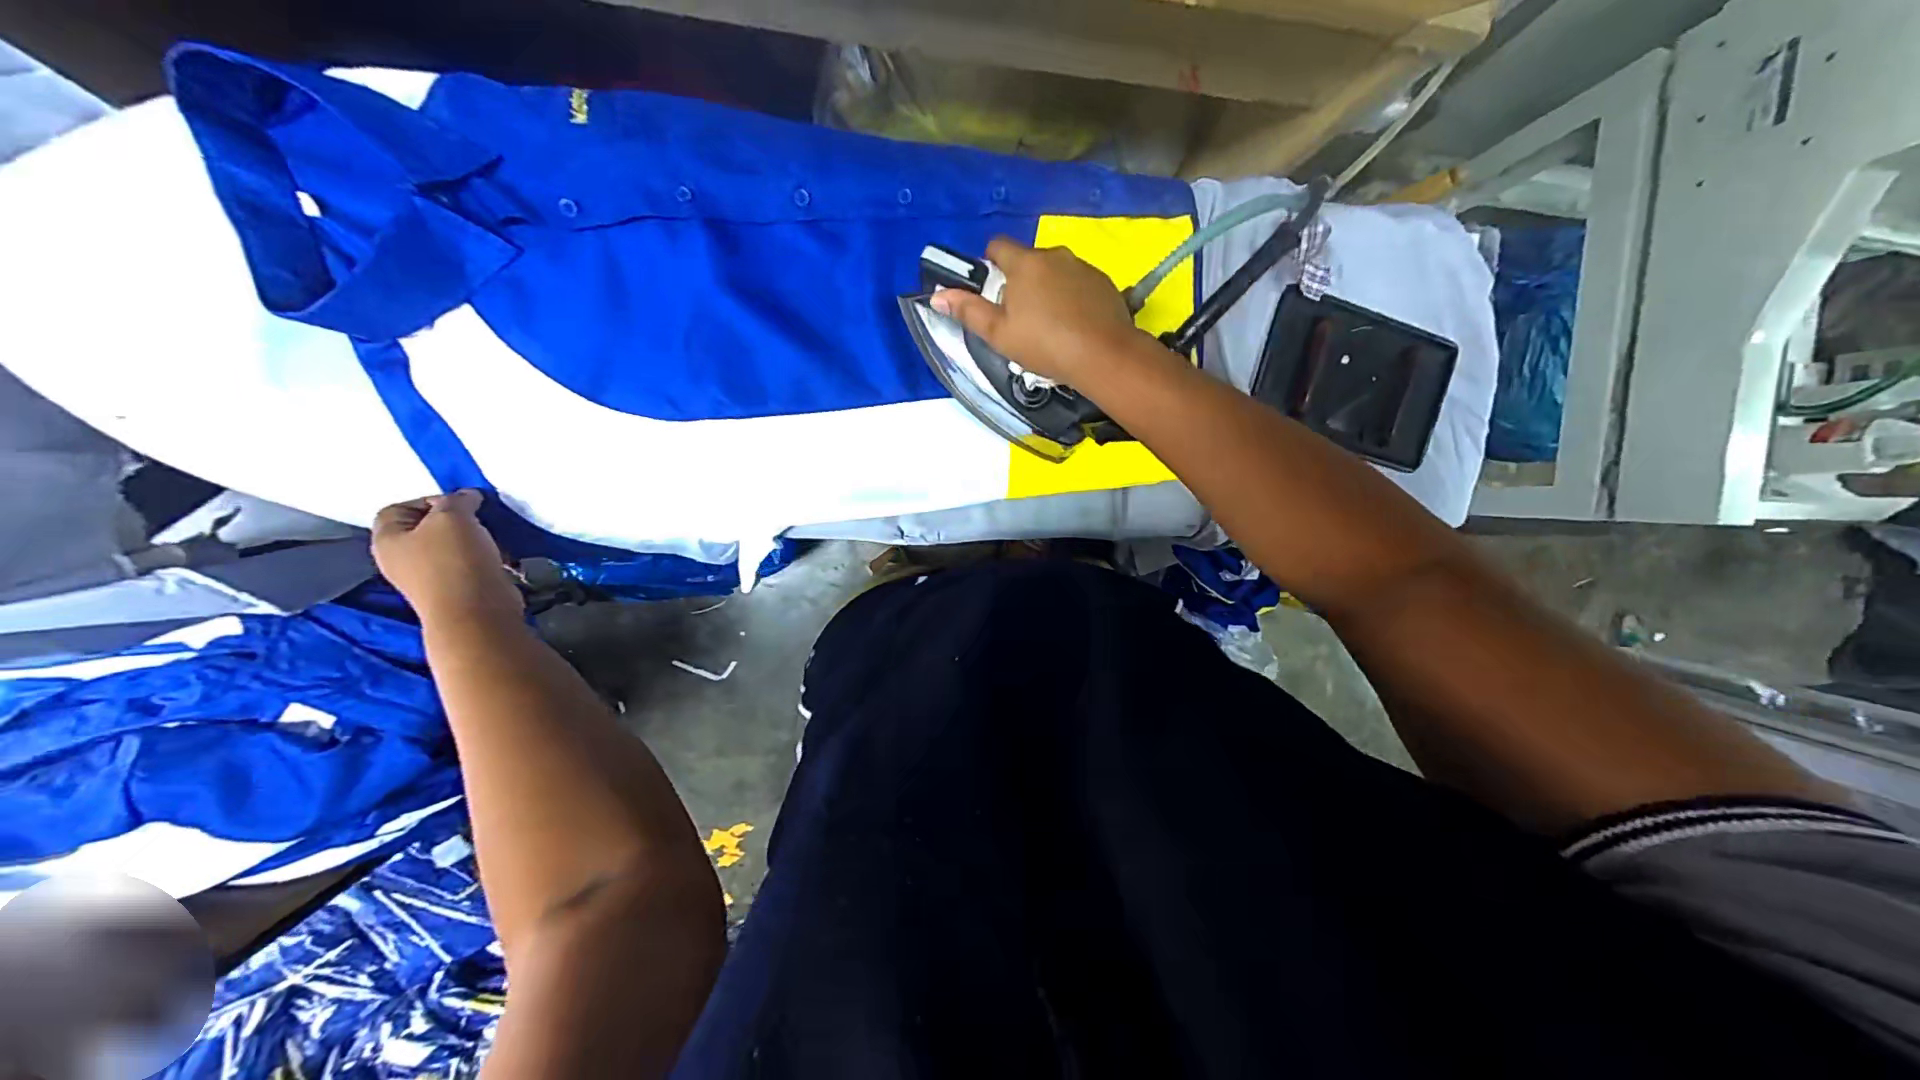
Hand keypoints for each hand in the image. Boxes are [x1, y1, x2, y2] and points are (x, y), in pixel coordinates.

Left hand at [372, 490, 522, 623]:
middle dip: (456, 520)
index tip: (461, 504)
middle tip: (479, 520)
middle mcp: (400, 560)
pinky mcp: (454, 591)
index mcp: (387, 540)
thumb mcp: (453, 516)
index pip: (398, 508)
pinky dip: (483, 559)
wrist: (476, 612)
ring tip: (493, 540)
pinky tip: (500, 559)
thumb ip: (458, 499)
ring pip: (450, 547)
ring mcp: (427, 578)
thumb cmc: (455, 560)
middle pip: (426, 528)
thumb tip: (468, 497)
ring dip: (474, 540)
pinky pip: (467, 566)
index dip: (429, 500)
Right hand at [932, 237, 1148, 386]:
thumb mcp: (999, 334)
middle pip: (1028, 260)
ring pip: (1055, 271)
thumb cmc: (1045, 344)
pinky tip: (1073, 325)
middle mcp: (1055, 255)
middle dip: (1019, 281)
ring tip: (1049, 324)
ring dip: (1047, 289)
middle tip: (1018, 316)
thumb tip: (938, 296)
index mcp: (1025, 263)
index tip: (990, 288)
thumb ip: (968, 311)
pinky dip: (1072, 298)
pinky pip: (1079, 284)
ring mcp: (1083, 267)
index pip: (998, 245)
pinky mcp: (1104, 283)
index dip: (989, 263)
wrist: (1104, 355)